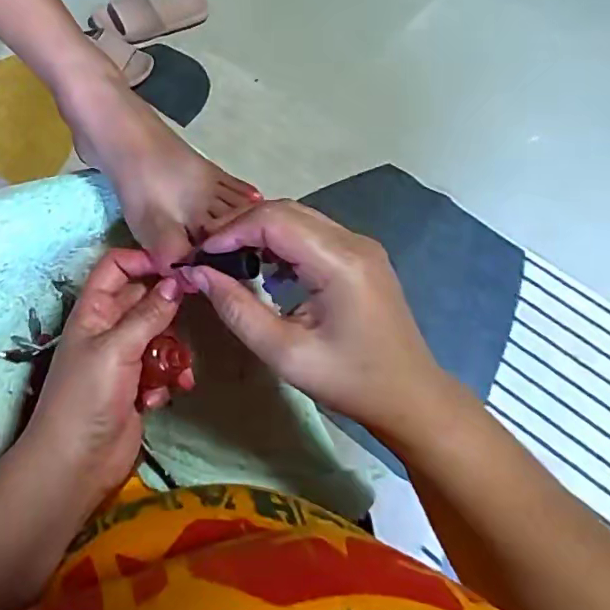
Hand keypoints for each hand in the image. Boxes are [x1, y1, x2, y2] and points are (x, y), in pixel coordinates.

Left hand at [16, 250, 190, 511]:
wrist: (75, 464)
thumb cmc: (87, 397)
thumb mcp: (117, 349)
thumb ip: (148, 314)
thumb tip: (175, 281)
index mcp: (93, 310)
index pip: (116, 266)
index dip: (143, 260)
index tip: (178, 267)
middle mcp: (108, 328)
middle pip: (143, 299)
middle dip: (168, 307)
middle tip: (196, 311)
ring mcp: (123, 358)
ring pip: (158, 335)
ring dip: (172, 350)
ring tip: (178, 370)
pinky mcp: (136, 386)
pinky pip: (161, 368)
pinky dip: (167, 378)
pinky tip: (165, 395)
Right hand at [182, 201, 454, 431]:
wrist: (412, 399)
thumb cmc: (349, 381)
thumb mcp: (283, 353)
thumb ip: (236, 309)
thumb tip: (197, 273)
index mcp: (340, 262)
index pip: (274, 221)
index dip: (231, 230)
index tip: (200, 254)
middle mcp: (353, 242)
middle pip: (284, 210)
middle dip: (240, 225)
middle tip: (207, 252)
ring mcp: (360, 245)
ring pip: (296, 216)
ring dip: (258, 229)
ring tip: (227, 255)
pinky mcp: (360, 254)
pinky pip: (310, 230)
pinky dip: (279, 238)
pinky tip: (262, 263)